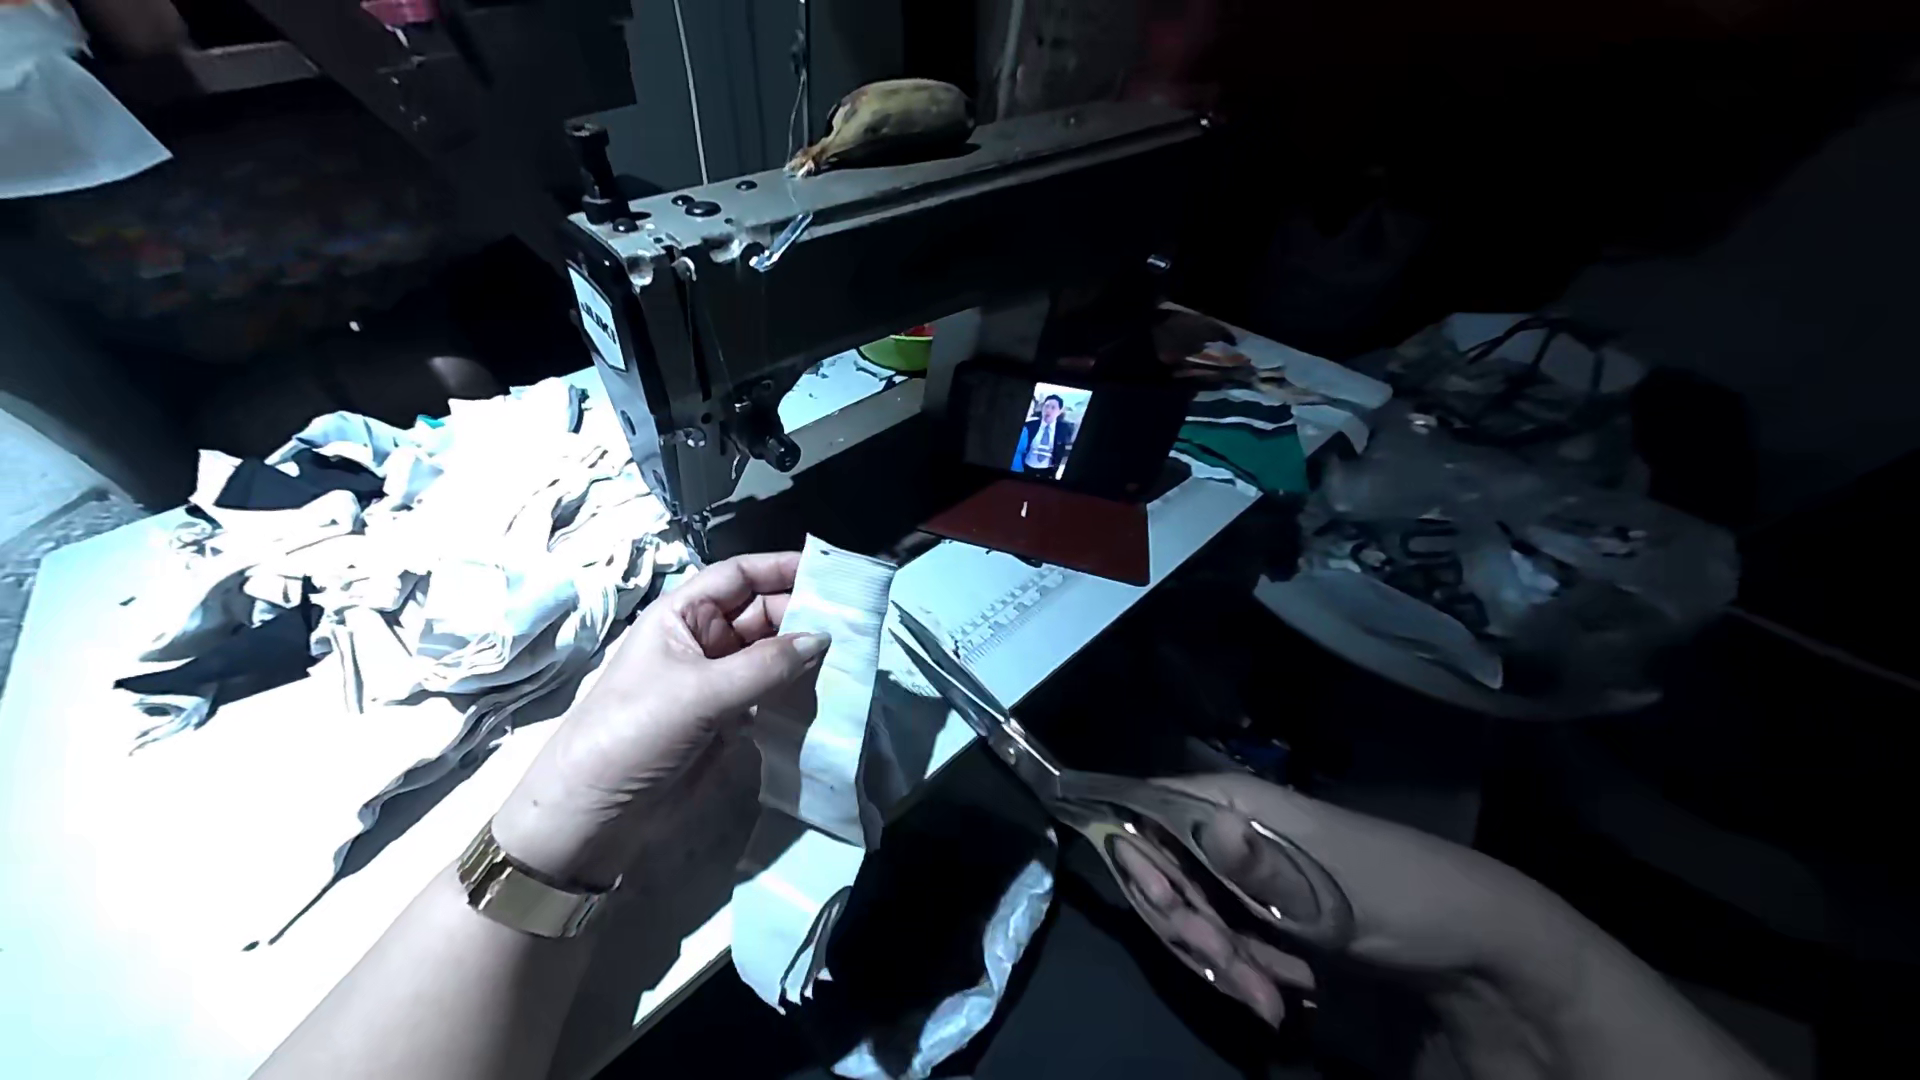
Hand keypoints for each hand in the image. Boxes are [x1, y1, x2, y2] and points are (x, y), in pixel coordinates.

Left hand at [491, 552, 828, 888]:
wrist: (592, 819)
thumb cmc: (633, 733)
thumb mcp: (699, 692)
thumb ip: (766, 665)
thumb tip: (823, 639)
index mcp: (683, 616)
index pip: (739, 576)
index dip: (781, 568)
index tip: (829, 571)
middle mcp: (703, 640)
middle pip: (763, 612)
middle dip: (802, 614)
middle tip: (850, 622)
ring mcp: (718, 679)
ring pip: (771, 652)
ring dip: (804, 652)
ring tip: (849, 653)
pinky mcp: (730, 716)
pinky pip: (771, 689)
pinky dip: (797, 686)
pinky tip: (826, 688)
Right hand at [1148, 774, 1773, 1079]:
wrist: (1470, 949)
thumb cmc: (1397, 897)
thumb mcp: (1332, 889)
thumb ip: (1263, 863)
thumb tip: (1214, 826)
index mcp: (1230, 800)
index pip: (1146, 808)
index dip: (1138, 855)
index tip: (1169, 910)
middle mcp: (1223, 827)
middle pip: (1160, 868)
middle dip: (1186, 927)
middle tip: (1233, 970)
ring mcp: (1238, 870)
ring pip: (1187, 910)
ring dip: (1217, 960)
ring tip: (1267, 998)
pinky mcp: (1255, 907)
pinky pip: (1218, 937)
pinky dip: (1239, 971)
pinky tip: (1277, 994)